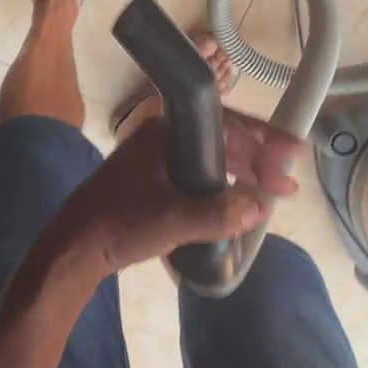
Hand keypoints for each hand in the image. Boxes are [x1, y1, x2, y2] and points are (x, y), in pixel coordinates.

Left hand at [43, 110, 305, 277]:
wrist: (75, 246)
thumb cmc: (121, 224)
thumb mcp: (175, 220)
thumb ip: (220, 214)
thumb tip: (261, 205)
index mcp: (162, 132)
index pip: (221, 121)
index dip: (260, 135)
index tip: (292, 149)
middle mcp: (160, 137)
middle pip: (219, 138)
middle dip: (256, 157)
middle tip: (288, 183)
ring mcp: (155, 159)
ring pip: (209, 157)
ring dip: (241, 172)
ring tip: (272, 193)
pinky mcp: (152, 181)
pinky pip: (196, 173)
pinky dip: (221, 184)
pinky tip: (238, 201)